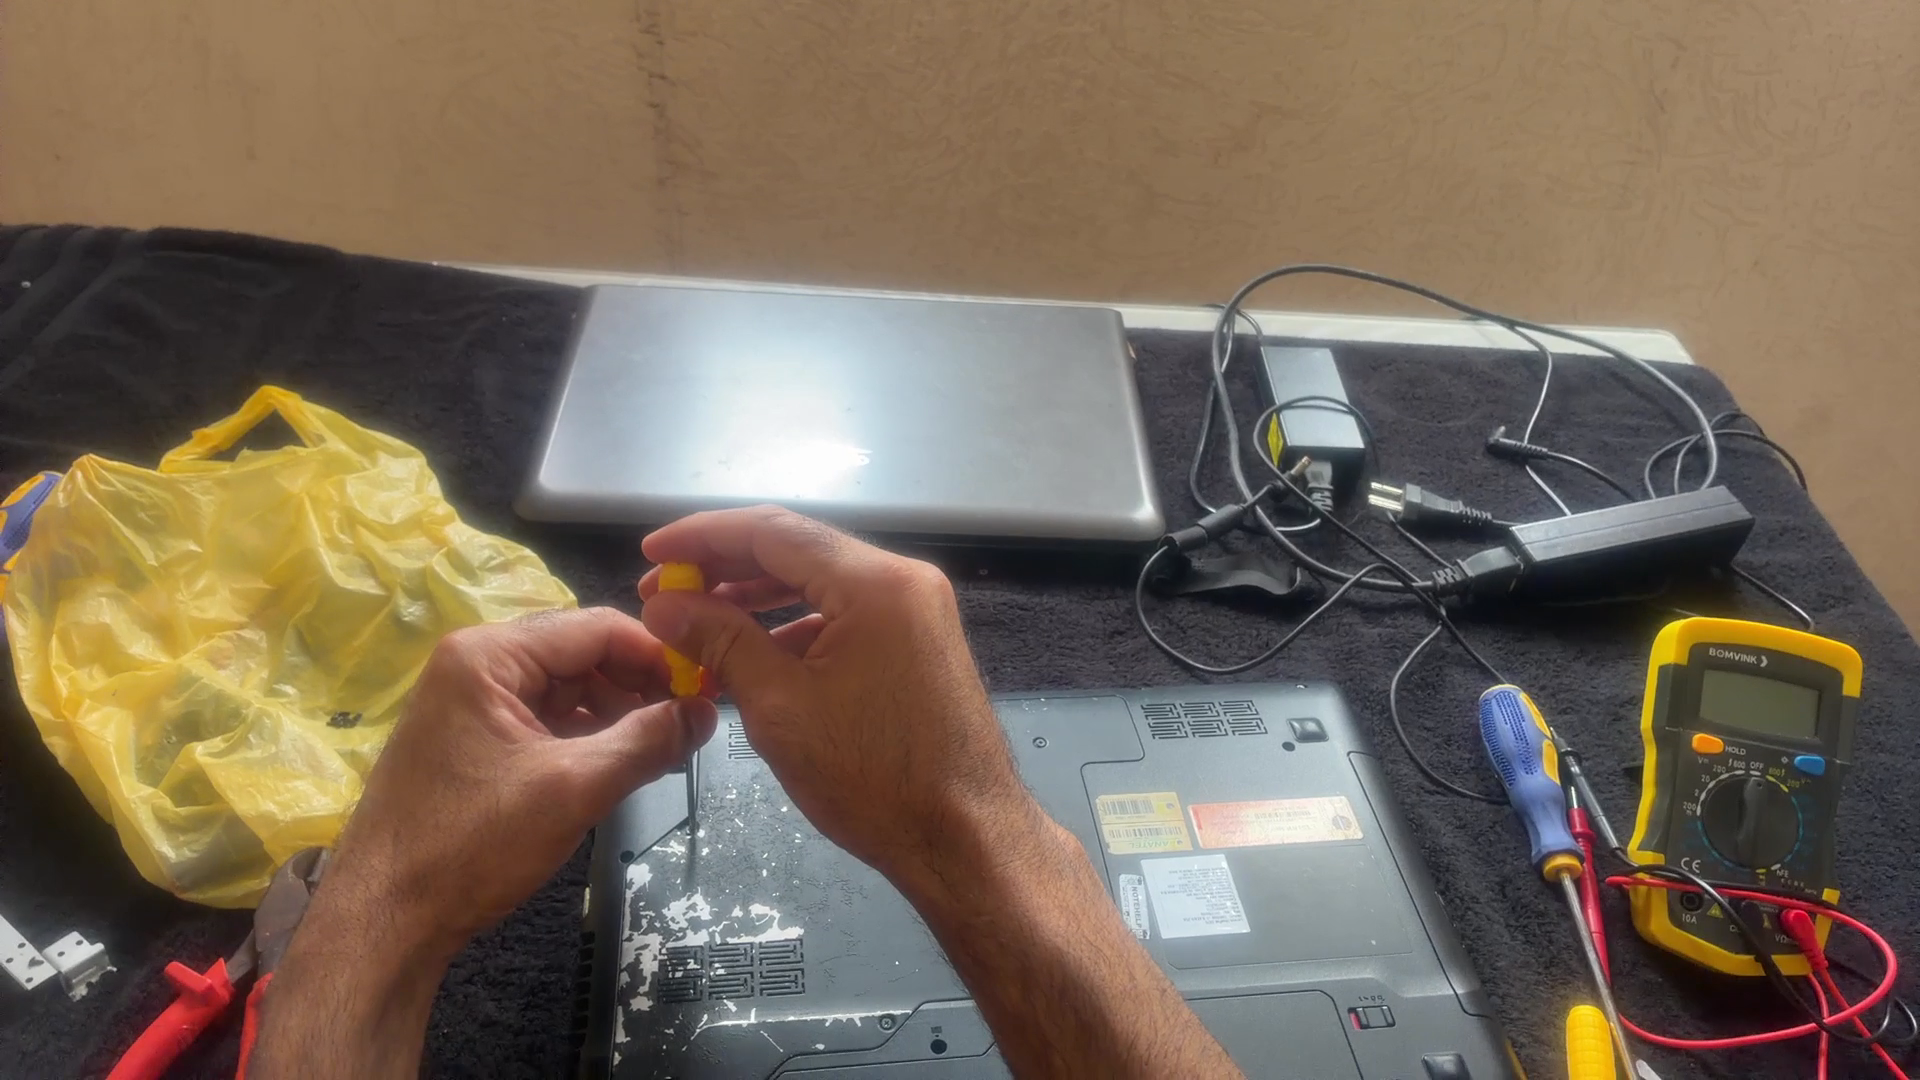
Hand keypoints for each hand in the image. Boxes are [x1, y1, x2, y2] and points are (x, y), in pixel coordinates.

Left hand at [325, 607, 717, 951]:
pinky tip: (624, 758)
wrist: (379, 929)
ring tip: (664, 744)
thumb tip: (710, 713)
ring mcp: (476, 700)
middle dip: (642, 685)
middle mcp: (480, 664)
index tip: (704, 688)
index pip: (599, 628)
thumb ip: (651, 739)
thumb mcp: (577, 786)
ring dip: (622, 711)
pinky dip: (593, 733)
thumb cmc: (472, 846)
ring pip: (574, 686)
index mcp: (490, 655)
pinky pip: (552, 716)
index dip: (658, 656)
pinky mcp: (479, 736)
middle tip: (689, 719)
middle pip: (587, 653)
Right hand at [639, 506, 1047, 885]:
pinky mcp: (918, 638)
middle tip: (664, 593)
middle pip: (799, 551)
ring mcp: (917, 607)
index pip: (774, 531)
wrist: (964, 835)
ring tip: (696, 621)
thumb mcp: (781, 706)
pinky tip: (755, 652)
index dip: (704, 536)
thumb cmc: (872, 777)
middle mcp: (903, 578)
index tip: (652, 552)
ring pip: (821, 584)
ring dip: (758, 599)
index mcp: (875, 581)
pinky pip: (847, 615)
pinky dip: (797, 628)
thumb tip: (665, 605)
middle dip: (726, 568)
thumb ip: (720, 641)